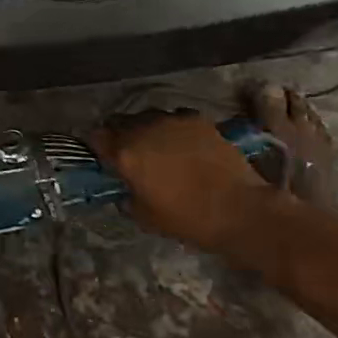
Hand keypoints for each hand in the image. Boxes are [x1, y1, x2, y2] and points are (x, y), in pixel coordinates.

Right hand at [90, 110, 280, 254]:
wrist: (240, 210)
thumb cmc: (189, 220)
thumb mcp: (146, 218)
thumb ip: (127, 196)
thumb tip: (124, 186)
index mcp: (126, 153)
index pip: (96, 137)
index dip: (96, 146)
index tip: (102, 156)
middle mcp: (143, 128)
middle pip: (120, 122)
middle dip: (120, 135)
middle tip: (130, 153)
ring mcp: (171, 119)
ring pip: (147, 117)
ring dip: (146, 130)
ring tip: (159, 148)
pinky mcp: (196, 117)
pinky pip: (174, 118)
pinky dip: (173, 129)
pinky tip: (185, 146)